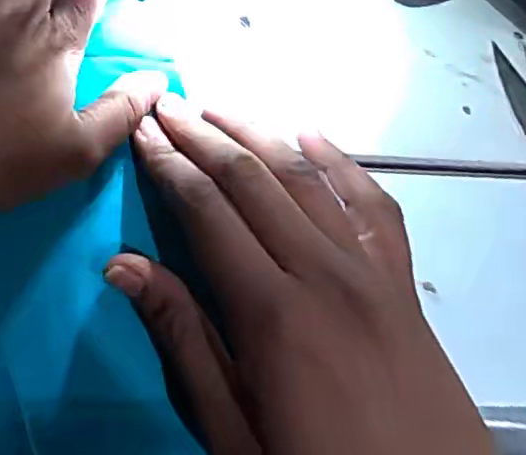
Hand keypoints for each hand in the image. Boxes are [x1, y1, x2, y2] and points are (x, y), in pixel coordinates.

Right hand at [106, 102, 491, 454]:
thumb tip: (121, 264)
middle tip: (167, 104)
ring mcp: (371, 273)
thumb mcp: (235, 431)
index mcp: (274, 313)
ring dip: (256, 132)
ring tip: (217, 106)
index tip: (142, 130)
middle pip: (250, 178)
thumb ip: (182, 338)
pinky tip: (312, 134)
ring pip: (304, 176)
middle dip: (201, 134)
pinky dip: (340, 162)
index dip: (169, 163)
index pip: (206, 209)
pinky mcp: (404, 283)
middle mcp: (323, 274)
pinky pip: (373, 204)